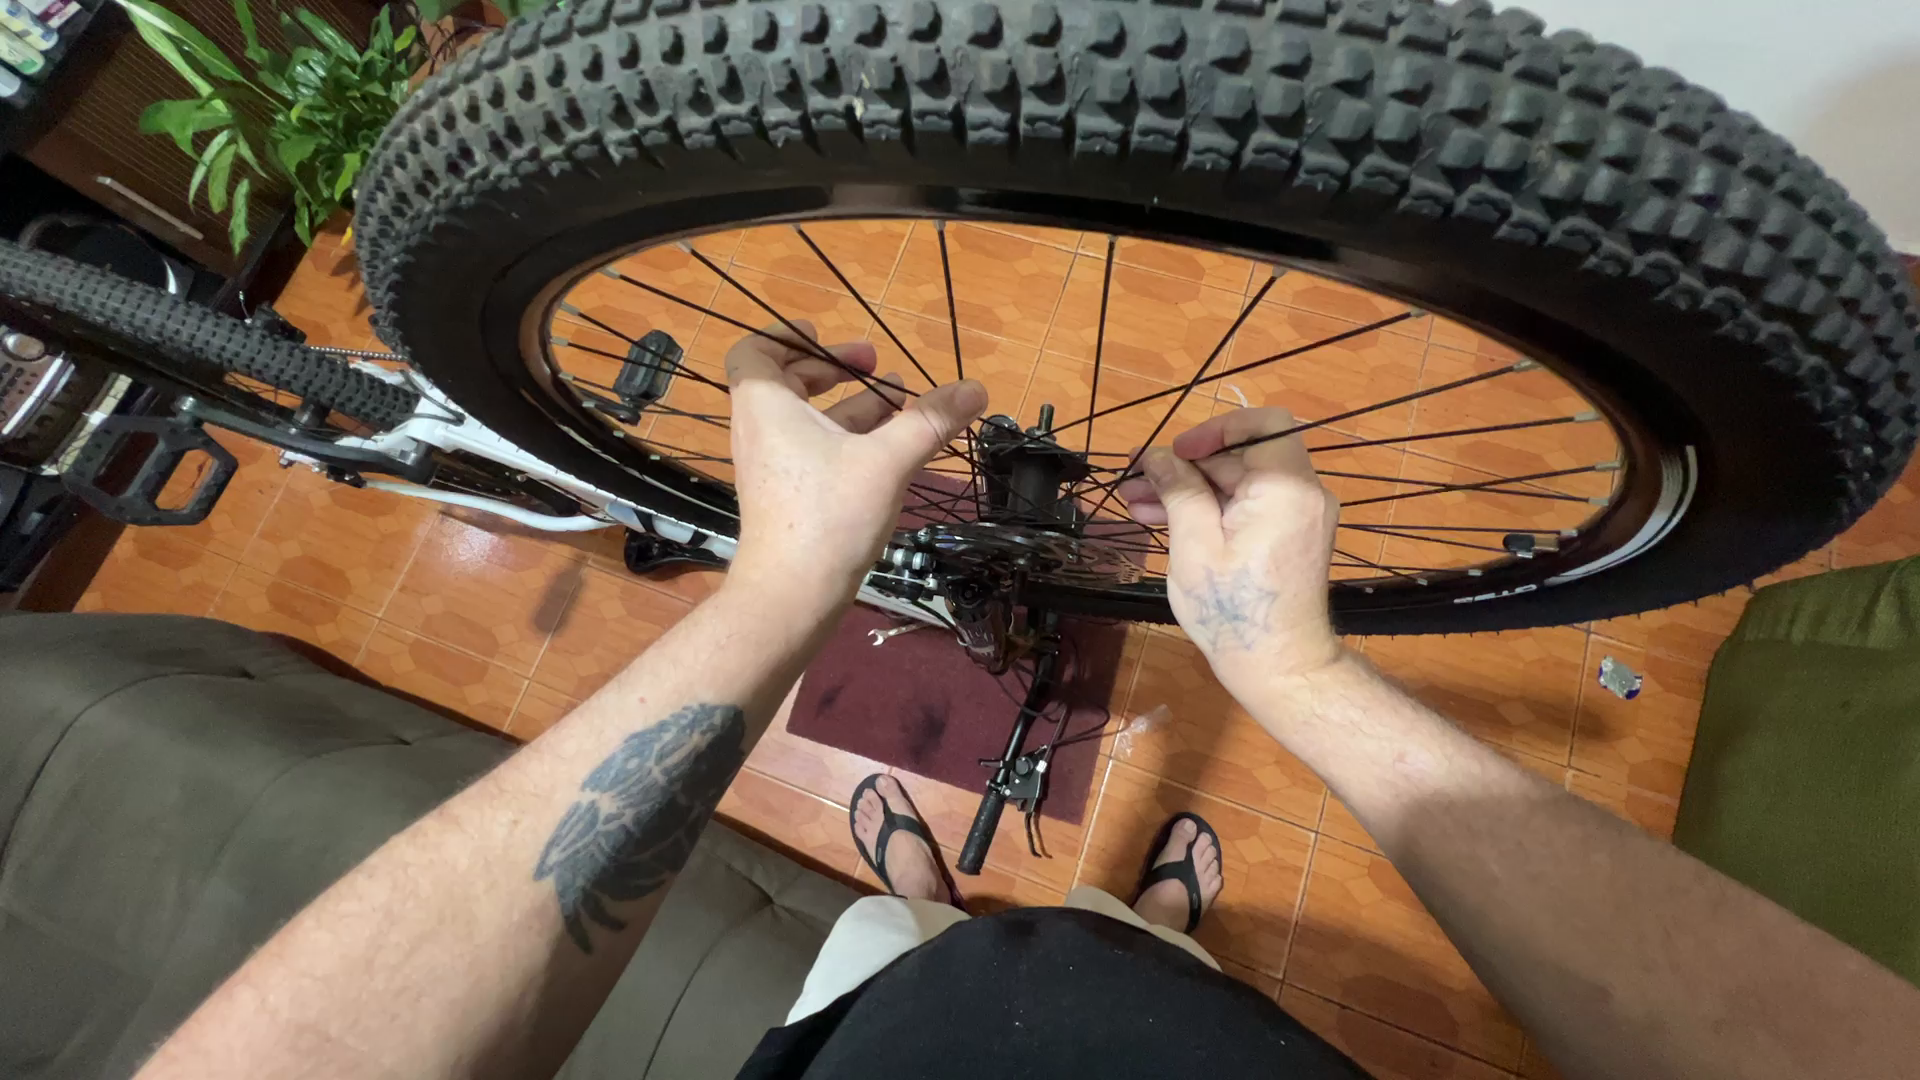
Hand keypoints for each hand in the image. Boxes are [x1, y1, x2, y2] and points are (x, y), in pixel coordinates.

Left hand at [724, 322, 986, 606]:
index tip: (821, 332)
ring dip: (851, 404)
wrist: (792, 595)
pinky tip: (891, 445)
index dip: (786, 336)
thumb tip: (975, 388)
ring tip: (899, 398)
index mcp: (767, 407)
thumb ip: (929, 421)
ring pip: (810, 419)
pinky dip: (848, 438)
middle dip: (833, 368)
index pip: (755, 352)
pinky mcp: (790, 496)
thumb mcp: (886, 460)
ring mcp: (775, 466)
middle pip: (789, 382)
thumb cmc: (829, 515)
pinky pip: (816, 449)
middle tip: (874, 362)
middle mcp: (762, 431)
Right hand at [1118, 407, 1344, 696]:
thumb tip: (1158, 456)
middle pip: (1241, 457)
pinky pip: (1245, 507)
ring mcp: (1294, 517)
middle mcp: (1300, 494)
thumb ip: (1179, 491)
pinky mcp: (1284, 536)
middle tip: (1134, 478)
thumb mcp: (1194, 545)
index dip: (1215, 430)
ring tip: (1135, 501)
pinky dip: (1208, 508)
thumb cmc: (1233, 607)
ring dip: (1188, 488)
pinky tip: (1162, 519)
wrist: (1277, 665)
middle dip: (1185, 465)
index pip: (1263, 424)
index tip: (1177, 452)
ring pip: (1236, 483)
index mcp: (1285, 488)